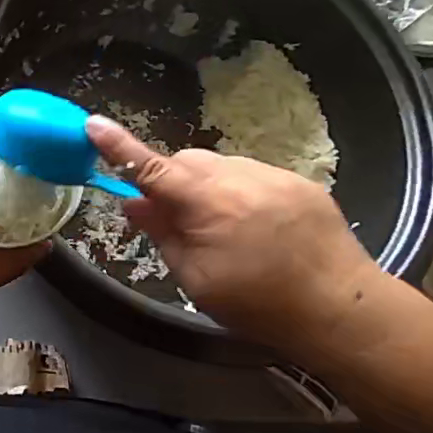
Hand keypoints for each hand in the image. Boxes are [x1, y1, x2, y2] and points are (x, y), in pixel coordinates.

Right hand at [86, 116, 386, 346]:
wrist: (339, 309)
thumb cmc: (257, 304)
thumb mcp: (195, 278)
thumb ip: (162, 233)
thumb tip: (133, 203)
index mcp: (207, 203)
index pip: (151, 167)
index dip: (119, 147)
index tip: (93, 124)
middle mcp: (238, 176)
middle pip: (186, 161)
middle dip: (172, 181)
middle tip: (176, 220)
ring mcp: (273, 174)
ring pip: (219, 166)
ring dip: (207, 186)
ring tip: (225, 230)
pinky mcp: (299, 181)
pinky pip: (252, 174)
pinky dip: (239, 191)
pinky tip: (257, 226)